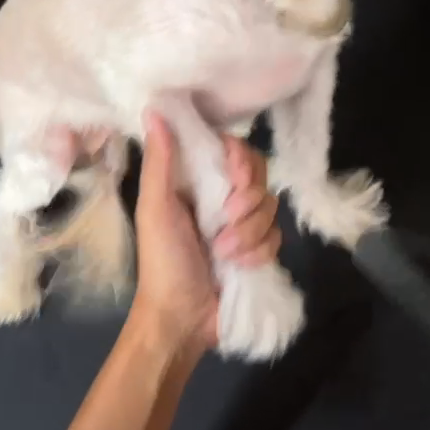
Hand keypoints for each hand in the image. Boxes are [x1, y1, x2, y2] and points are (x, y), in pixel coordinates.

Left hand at [130, 113, 281, 357]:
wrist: (181, 320)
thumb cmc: (162, 261)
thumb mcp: (156, 209)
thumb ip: (160, 161)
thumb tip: (153, 108)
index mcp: (194, 178)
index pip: (231, 147)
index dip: (240, 158)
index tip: (234, 177)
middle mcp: (219, 194)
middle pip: (257, 173)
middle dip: (247, 199)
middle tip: (227, 219)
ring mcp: (241, 222)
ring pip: (269, 205)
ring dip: (249, 232)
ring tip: (224, 253)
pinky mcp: (257, 248)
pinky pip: (276, 235)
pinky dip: (259, 251)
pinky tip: (240, 266)